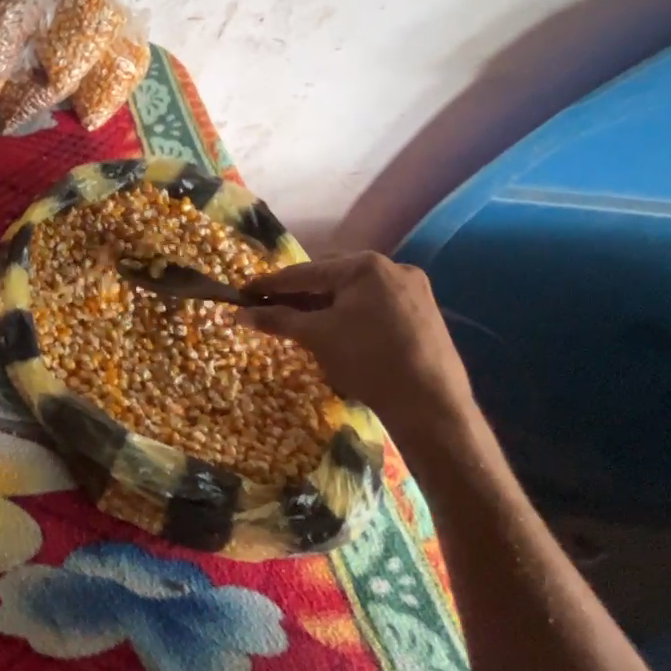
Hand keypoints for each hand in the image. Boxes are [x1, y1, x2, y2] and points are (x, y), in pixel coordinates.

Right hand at [239, 252, 476, 448]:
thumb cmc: (367, 360)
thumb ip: (275, 319)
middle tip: (270, 307)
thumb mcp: (314, 336)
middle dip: (297, 291)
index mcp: (364, 266)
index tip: (241, 293)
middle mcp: (392, 267)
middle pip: (328, 274)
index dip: (268, 284)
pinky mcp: (422, 309)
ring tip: (299, 320)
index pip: (303, 273)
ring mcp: (412, 287)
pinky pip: (372, 300)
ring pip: (351, 288)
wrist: (431, 404)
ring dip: (322, 301)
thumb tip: (239, 314)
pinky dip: (347, 310)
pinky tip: (333, 327)